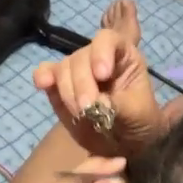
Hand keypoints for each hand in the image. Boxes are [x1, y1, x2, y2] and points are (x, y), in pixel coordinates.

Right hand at [32, 30, 162, 157]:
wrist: (125, 143)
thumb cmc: (140, 122)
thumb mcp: (139, 114)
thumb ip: (119, 105)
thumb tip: (95, 103)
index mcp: (124, 56)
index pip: (109, 39)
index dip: (101, 52)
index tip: (102, 75)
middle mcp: (98, 58)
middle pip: (81, 56)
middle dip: (82, 83)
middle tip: (87, 108)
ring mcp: (77, 72)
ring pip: (63, 67)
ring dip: (67, 90)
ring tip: (80, 113)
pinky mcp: (60, 87)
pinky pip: (46, 73)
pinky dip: (43, 77)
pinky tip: (43, 85)